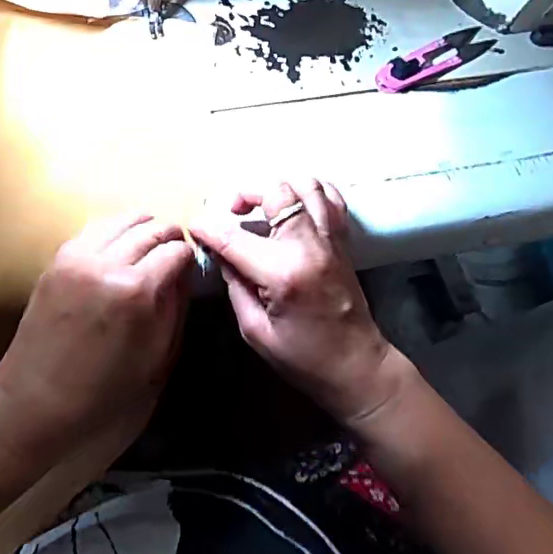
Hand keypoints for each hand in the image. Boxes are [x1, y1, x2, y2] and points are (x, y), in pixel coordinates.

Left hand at [0, 214, 193, 461]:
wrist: (35, 404)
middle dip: (168, 233)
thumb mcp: (157, 358)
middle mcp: (106, 263)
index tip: (192, 263)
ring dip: (141, 224)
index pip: (175, 251)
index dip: (188, 254)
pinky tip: (120, 242)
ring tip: (151, 238)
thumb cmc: (104, 395)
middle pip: (148, 229)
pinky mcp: (57, 260)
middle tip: (176, 246)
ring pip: (119, 220)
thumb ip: (175, 308)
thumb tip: (185, 273)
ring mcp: (77, 257)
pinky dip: (112, 229)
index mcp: (136, 290)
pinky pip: (92, 230)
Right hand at [190, 179, 407, 424]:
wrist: (358, 368)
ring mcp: (331, 239)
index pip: (235, 237)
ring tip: (263, 206)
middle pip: (276, 193)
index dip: (208, 228)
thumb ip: (234, 284)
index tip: (194, 225)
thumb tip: (219, 251)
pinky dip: (309, 192)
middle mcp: (309, 246)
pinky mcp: (343, 240)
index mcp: (283, 273)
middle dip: (245, 195)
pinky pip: (330, 198)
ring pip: (307, 185)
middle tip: (232, 213)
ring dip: (279, 188)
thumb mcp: (254, 330)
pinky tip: (293, 205)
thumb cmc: (303, 358)